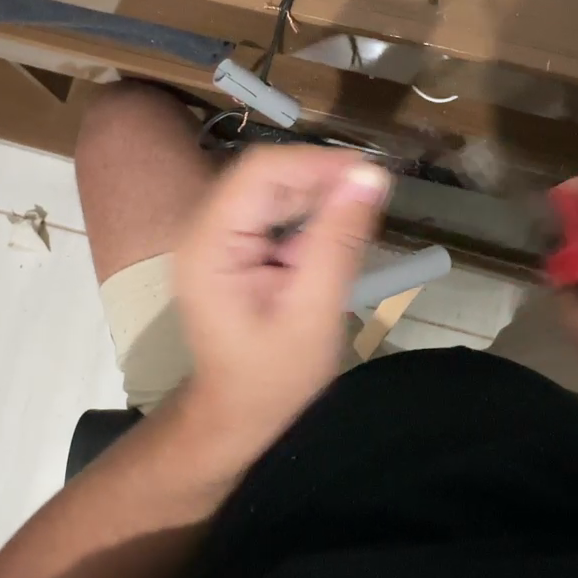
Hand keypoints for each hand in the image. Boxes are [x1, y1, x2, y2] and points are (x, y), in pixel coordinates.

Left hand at [173, 147, 389, 425]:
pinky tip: (334, 238)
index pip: (261, 172)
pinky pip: (270, 213)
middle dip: (320, 179)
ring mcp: (213, 238)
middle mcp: (203, 230)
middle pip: (265, 176)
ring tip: (360, 218)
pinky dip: (307, 217)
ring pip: (271, 190)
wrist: (236, 414)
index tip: (371, 173)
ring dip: (317, 197)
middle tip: (374, 196)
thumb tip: (370, 178)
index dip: (317, 162)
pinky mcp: (229, 248)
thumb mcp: (314, 313)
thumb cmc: (272, 378)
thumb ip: (339, 242)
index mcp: (210, 244)